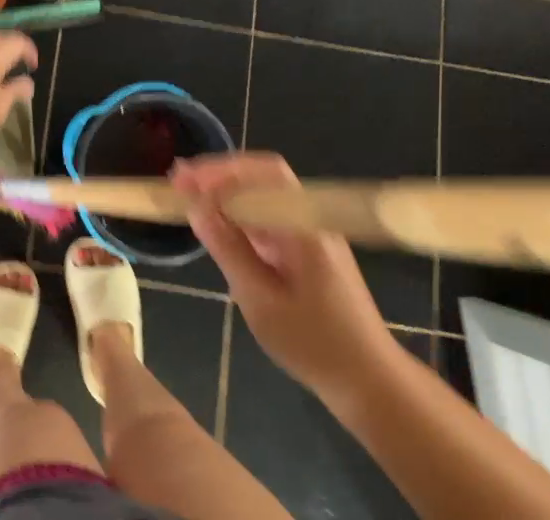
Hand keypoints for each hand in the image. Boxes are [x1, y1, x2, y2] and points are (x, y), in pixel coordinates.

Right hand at [173, 152, 403, 403]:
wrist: (369, 379)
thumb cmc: (314, 343)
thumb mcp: (260, 299)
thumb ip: (228, 248)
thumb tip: (196, 207)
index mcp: (304, 227)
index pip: (262, 174)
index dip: (218, 171)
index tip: (181, 180)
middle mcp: (310, 221)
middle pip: (264, 179)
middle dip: (219, 177)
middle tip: (179, 184)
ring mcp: (312, 236)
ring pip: (266, 198)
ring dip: (228, 195)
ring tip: (189, 200)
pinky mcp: (309, 252)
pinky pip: (270, 221)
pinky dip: (241, 217)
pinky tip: (218, 228)